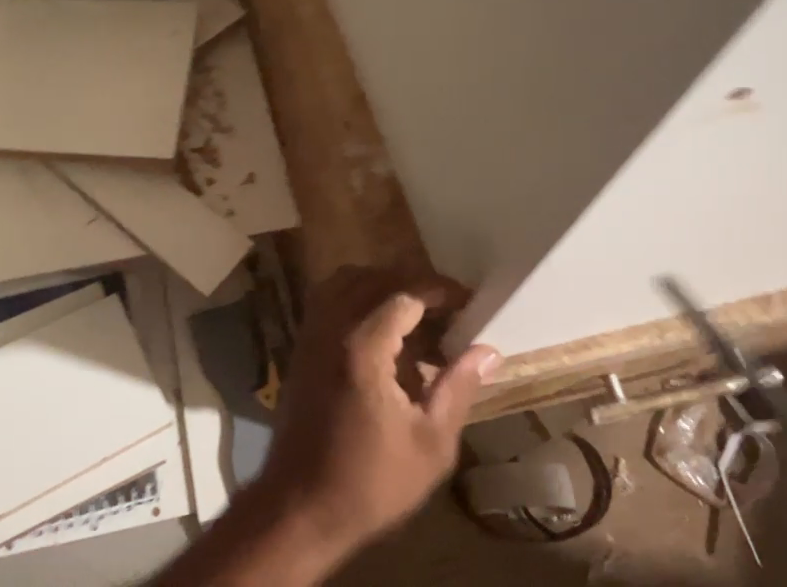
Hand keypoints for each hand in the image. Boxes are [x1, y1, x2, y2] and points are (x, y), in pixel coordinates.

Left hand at [256, 266, 500, 548]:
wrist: (300, 508)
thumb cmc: (371, 483)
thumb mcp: (430, 443)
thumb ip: (457, 387)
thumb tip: (487, 350)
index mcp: (362, 347)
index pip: (404, 293)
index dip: (439, 289)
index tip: (468, 300)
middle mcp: (330, 329)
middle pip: (372, 279)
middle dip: (411, 282)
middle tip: (446, 306)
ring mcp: (309, 337)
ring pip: (343, 283)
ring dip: (379, 285)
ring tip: (415, 313)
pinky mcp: (299, 350)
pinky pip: (326, 302)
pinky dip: (354, 299)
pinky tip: (381, 331)